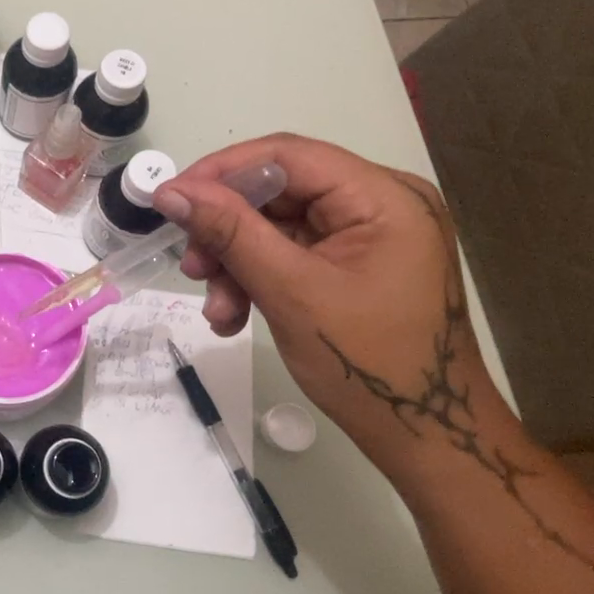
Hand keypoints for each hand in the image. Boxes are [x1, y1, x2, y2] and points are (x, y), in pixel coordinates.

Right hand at [151, 134, 500, 447]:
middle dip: (227, 231)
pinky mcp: (355, 264)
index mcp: (383, 196)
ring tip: (217, 309)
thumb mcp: (290, 292)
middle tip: (191, 269)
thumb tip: (170, 191)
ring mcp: (369, 236)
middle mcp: (380, 203)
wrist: (425, 436)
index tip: (168, 201)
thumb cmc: (367, 363)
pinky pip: (292, 255)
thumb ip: (229, 233)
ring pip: (277, 228)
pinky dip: (258, 280)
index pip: (287, 156)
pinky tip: (235, 315)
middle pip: (279, 193)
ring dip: (236, 264)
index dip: (220, 173)